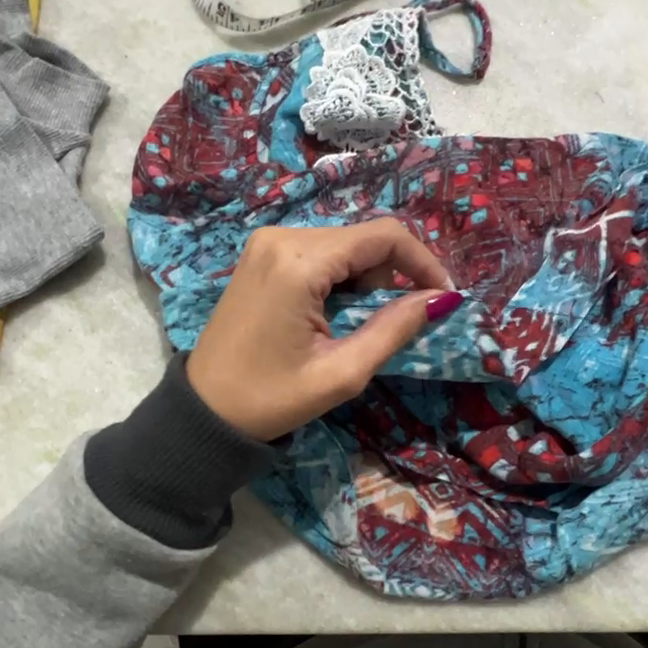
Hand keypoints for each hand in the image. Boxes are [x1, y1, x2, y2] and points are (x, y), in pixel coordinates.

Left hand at [187, 219, 463, 440]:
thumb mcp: (341, 372)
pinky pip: (318, 253)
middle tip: (404, 319)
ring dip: (367, 277)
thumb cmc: (270, 399)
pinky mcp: (260, 256)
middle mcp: (282, 237)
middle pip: (363, 237)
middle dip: (394, 273)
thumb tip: (441, 299)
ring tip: (366, 323)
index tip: (444, 296)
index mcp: (299, 261)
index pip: (383, 236)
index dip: (423, 262)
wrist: (203, 411)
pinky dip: (341, 277)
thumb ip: (394, 329)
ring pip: (343, 244)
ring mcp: (266, 244)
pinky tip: (338, 313)